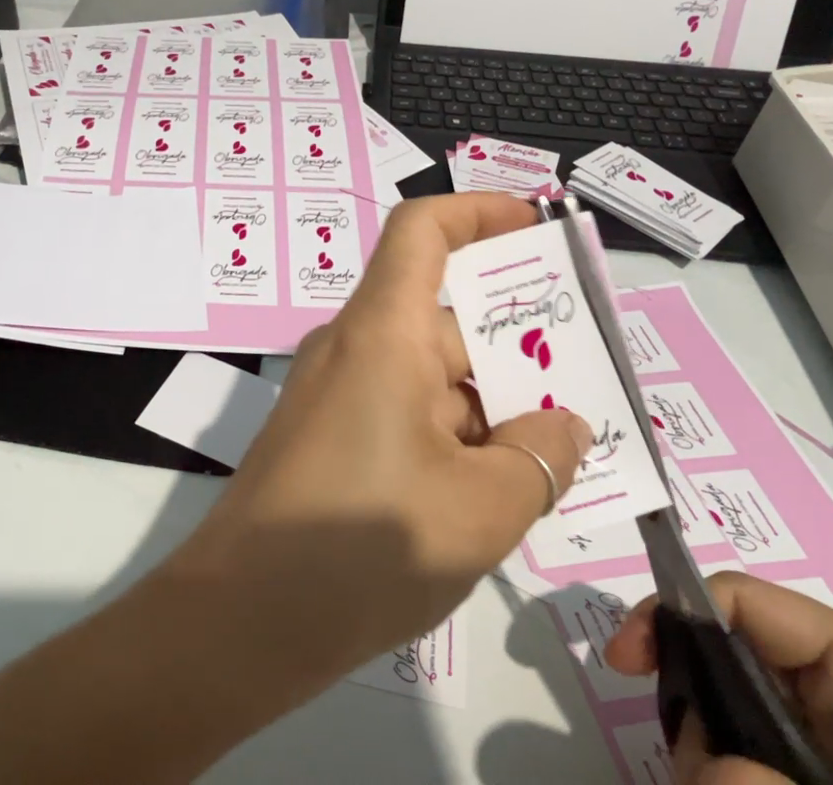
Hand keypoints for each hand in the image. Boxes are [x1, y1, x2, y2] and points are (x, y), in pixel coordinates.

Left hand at [161, 193, 596, 683]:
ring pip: (431, 380)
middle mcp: (354, 353)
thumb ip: (540, 457)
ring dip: (492, 410)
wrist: (242, 622)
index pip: (423, 232)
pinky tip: (497, 498)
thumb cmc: (363, 547)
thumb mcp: (482, 506)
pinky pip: (404, 420)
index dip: (479, 211)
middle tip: (589, 393)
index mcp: (384, 335)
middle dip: (517, 350)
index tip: (536, 225)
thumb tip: (561, 427)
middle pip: (445, 320)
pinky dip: (454, 443)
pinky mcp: (329, 448)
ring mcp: (336, 402)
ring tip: (560, 462)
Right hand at [605, 572, 832, 783]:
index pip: (743, 599)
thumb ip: (769, 779)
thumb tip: (698, 761)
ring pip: (741, 704)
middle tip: (693, 768)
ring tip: (721, 782)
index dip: (671, 615)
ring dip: (715, 748)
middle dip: (695, 704)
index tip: (622, 662)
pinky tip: (741, 780)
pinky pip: (767, 740)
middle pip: (733, 655)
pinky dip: (740, 765)